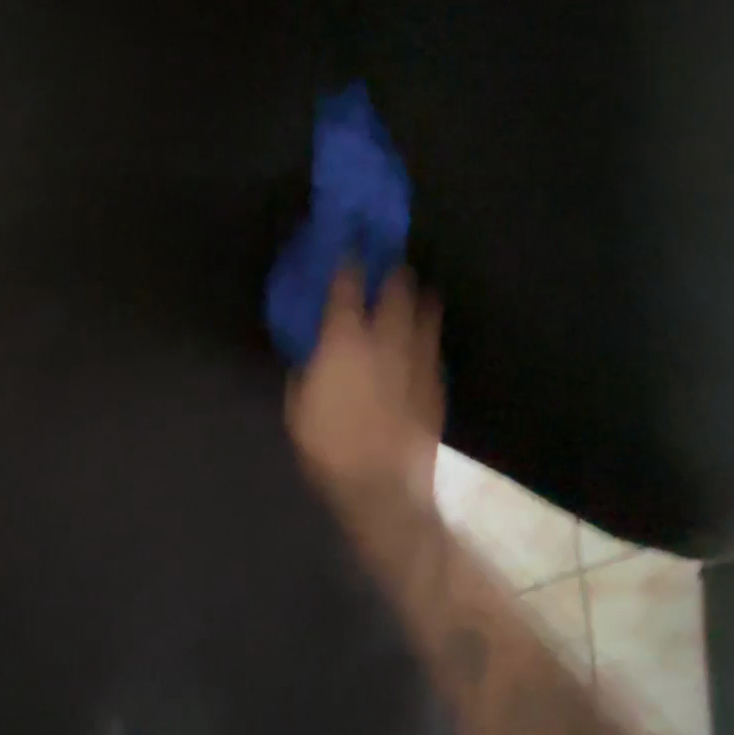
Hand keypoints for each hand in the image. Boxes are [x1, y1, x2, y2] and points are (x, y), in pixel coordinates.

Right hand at [286, 268, 444, 511]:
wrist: (382, 489)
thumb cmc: (326, 447)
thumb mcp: (297, 404)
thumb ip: (305, 370)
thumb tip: (311, 353)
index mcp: (343, 342)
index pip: (346, 288)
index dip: (347, 262)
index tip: (347, 244)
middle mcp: (385, 341)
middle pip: (396, 291)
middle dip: (392, 271)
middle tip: (388, 260)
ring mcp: (417, 362)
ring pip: (425, 314)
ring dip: (418, 296)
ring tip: (415, 288)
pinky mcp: (436, 385)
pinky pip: (434, 347)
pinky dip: (427, 333)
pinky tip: (422, 336)